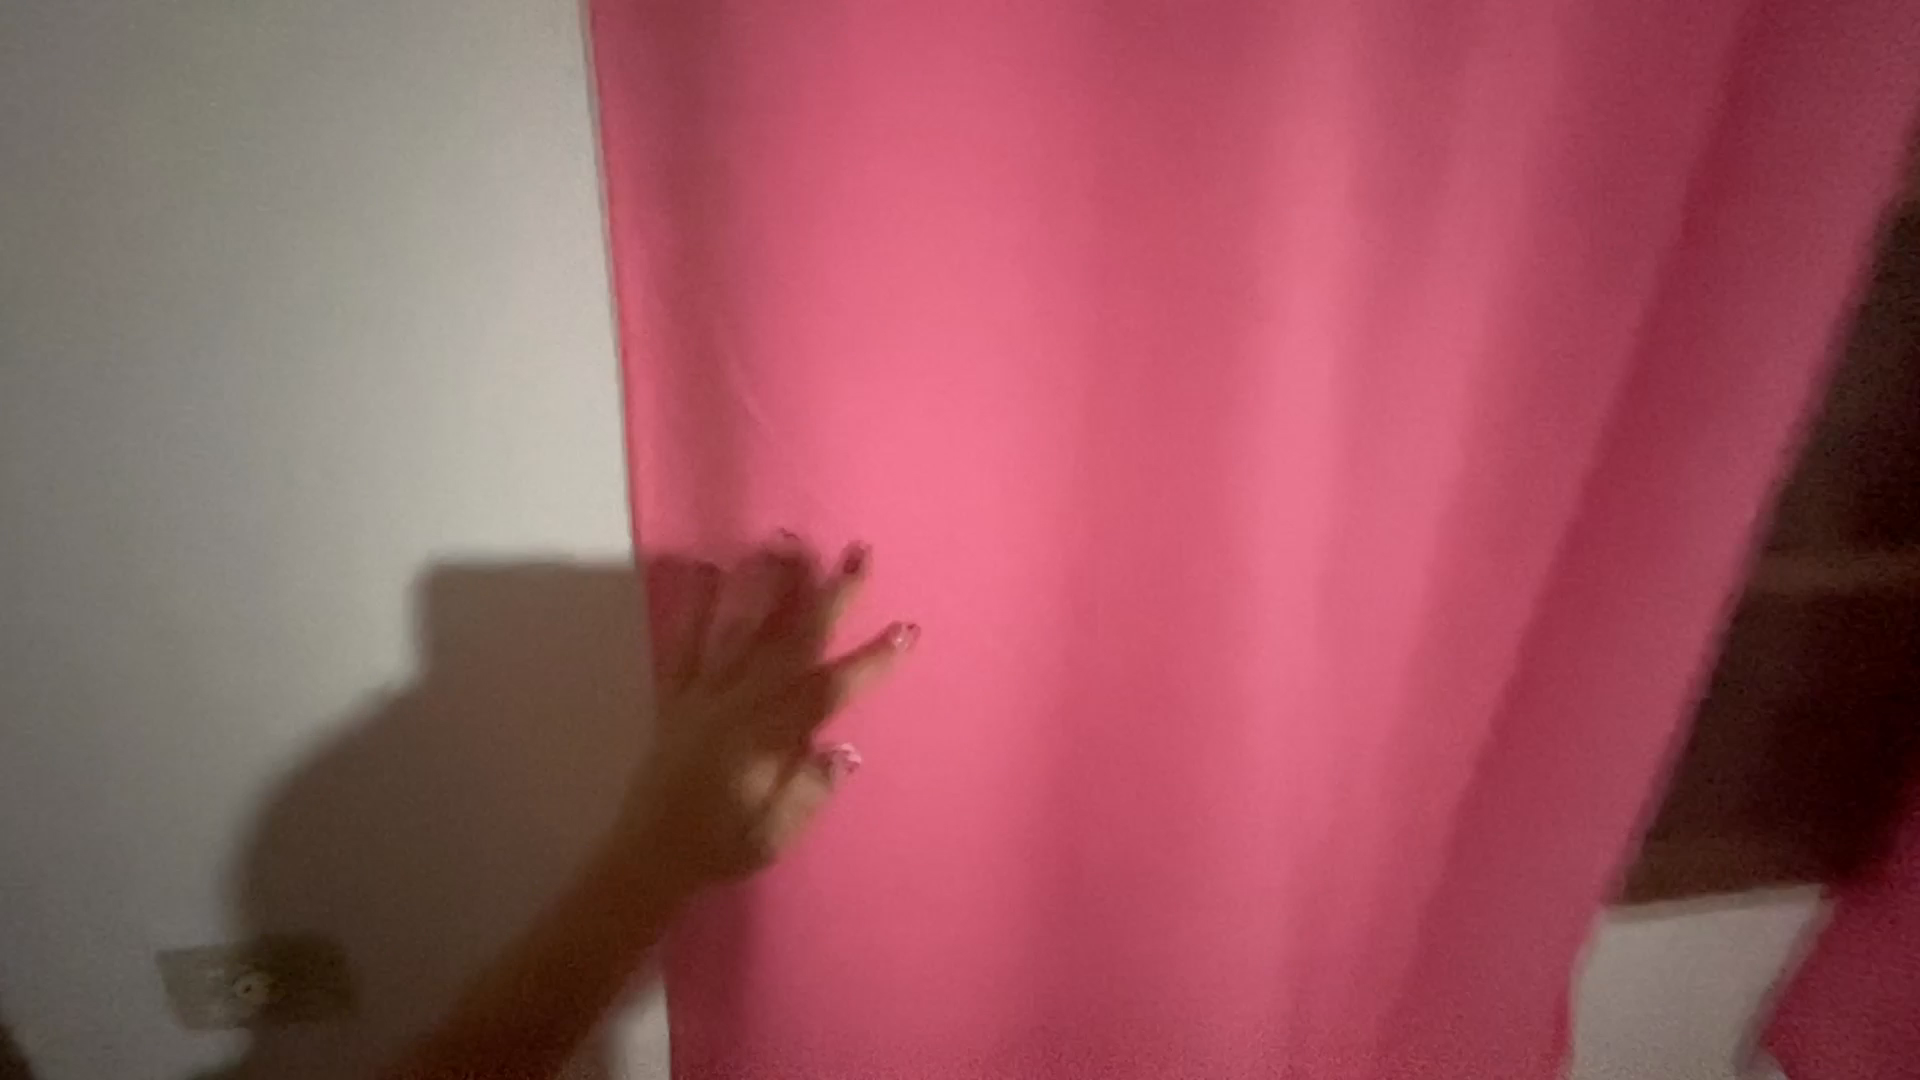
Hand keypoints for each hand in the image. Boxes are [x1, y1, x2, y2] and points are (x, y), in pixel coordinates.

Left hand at [614, 536, 916, 893]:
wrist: (648, 854)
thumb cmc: (722, 844)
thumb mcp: (775, 834)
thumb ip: (811, 790)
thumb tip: (848, 749)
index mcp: (771, 735)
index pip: (832, 688)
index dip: (872, 659)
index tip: (907, 630)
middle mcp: (741, 701)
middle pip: (794, 638)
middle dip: (832, 594)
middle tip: (857, 553)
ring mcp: (705, 691)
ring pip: (741, 626)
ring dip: (768, 581)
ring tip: (787, 541)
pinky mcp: (677, 693)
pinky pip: (686, 641)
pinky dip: (696, 604)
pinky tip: (708, 569)